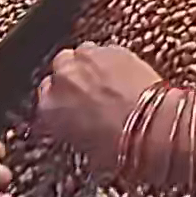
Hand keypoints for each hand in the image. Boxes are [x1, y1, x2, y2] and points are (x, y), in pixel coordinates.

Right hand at [34, 44, 162, 168]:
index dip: (60, 100)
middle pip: (61, 67)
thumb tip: (79, 126)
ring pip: (82, 53)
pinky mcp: (113, 47)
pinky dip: (110, 60)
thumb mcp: (84, 149)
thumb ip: (72, 129)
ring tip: (106, 81)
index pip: (45, 96)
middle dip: (73, 76)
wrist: (151, 126)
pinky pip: (105, 50)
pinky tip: (122, 75)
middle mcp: (65, 77)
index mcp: (50, 106)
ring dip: (90, 64)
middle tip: (89, 92)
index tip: (69, 104)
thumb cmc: (119, 146)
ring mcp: (88, 58)